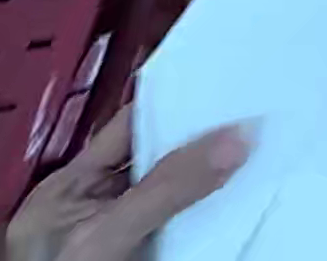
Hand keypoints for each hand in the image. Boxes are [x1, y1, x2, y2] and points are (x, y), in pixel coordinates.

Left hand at [6, 104, 251, 260]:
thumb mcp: (107, 238)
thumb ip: (167, 186)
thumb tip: (243, 134)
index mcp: (66, 190)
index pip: (129, 125)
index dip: (176, 102)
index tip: (227, 83)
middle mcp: (93, 207)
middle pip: (157, 154)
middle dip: (202, 137)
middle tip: (253, 110)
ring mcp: (123, 238)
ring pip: (177, 188)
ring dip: (215, 172)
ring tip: (260, 140)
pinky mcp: (152, 256)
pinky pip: (189, 222)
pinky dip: (215, 208)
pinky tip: (248, 189)